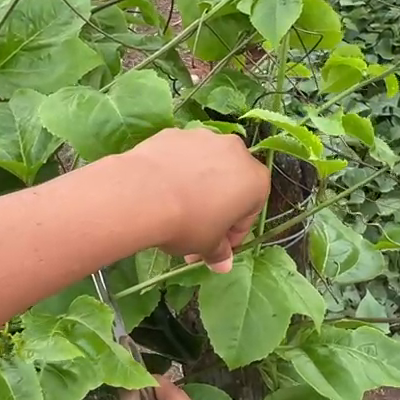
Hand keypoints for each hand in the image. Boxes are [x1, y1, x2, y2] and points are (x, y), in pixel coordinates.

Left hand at [120, 127, 267, 272]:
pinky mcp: (175, 133)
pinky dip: (175, 172)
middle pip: (229, 186)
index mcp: (255, 180)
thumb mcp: (206, 245)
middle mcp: (236, 151)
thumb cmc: (188, 222)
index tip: (215, 249)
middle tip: (194, 236)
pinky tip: (160, 192)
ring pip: (205, 168)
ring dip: (196, 189)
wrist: (143, 193)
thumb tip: (223, 266)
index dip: (231, 236)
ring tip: (174, 212)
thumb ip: (219, 252)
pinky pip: (181, 157)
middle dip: (214, 212)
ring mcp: (204, 137)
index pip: (249, 214)